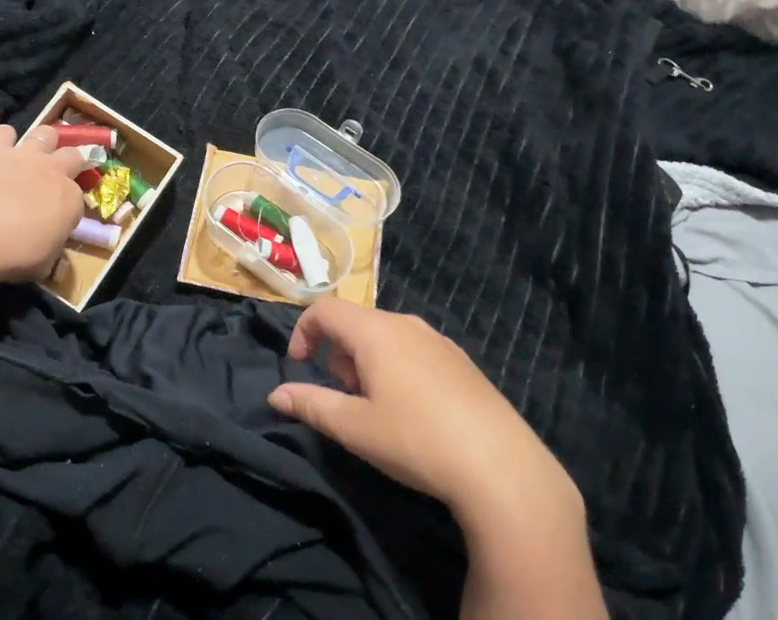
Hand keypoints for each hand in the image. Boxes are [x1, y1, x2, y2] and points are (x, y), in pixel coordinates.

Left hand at [0, 124, 88, 284]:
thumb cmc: (18, 256)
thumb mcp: (45, 264)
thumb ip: (51, 251)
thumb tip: (49, 252)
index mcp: (72, 200)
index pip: (78, 197)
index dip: (69, 205)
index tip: (59, 216)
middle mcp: (54, 171)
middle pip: (73, 155)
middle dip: (70, 161)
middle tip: (58, 173)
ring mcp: (26, 156)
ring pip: (46, 133)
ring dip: (43, 141)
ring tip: (35, 152)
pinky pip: (3, 132)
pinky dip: (2, 139)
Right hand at [267, 299, 582, 525]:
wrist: (501, 467)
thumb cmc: (416, 440)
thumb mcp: (354, 427)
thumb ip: (311, 404)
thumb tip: (277, 394)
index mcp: (376, 331)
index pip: (326, 309)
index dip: (303, 332)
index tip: (300, 367)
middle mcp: (408, 325)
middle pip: (357, 322)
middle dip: (338, 354)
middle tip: (344, 398)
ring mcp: (440, 342)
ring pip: (387, 336)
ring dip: (367, 362)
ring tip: (376, 408)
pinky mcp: (462, 363)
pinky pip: (415, 350)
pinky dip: (397, 368)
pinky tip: (413, 412)